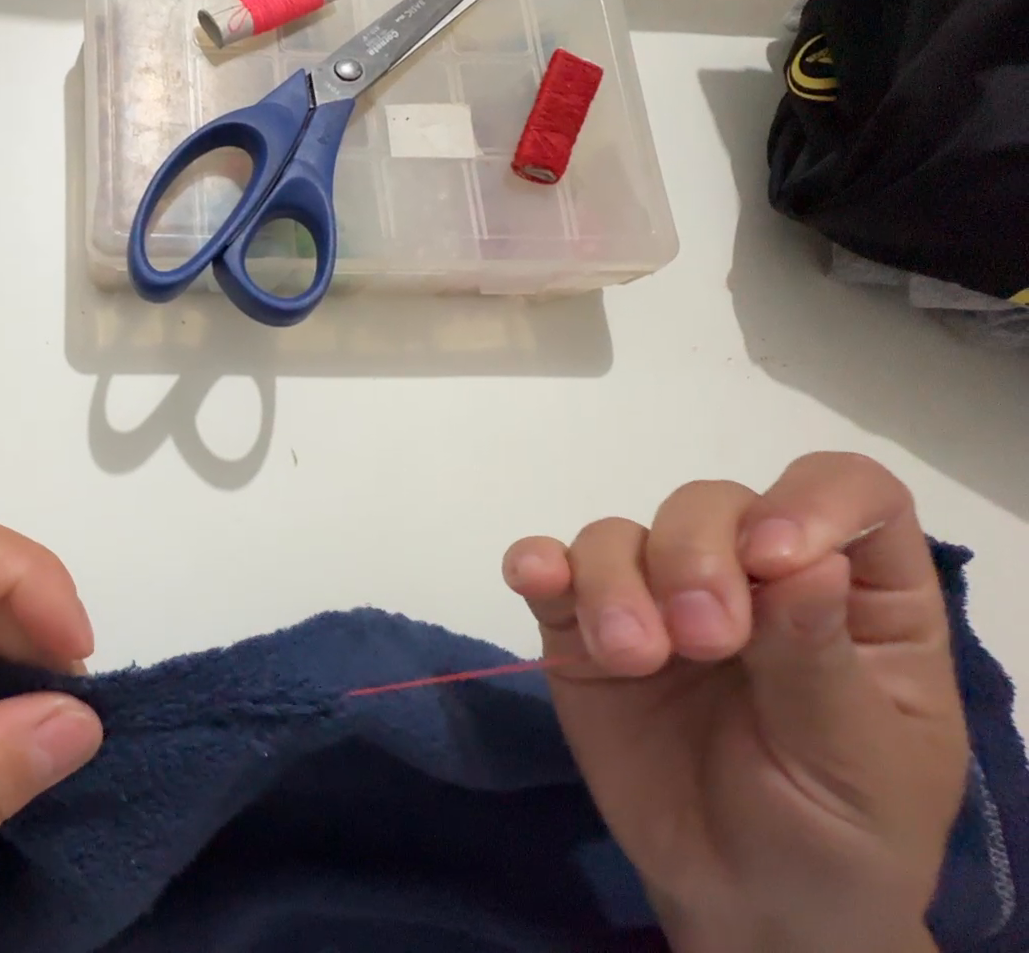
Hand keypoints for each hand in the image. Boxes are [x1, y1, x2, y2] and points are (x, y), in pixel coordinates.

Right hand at [502, 454, 967, 952]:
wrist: (735, 892)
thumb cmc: (834, 827)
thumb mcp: (854, 753)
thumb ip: (818, 655)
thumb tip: (800, 558)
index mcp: (850, 597)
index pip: (846, 497)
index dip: (810, 502)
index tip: (773, 561)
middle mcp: (747, 579)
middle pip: (708, 506)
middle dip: (694, 559)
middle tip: (701, 642)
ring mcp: (652, 599)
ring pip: (617, 536)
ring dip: (613, 581)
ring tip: (629, 658)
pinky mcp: (577, 628)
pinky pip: (548, 570)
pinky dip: (535, 563)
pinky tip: (534, 579)